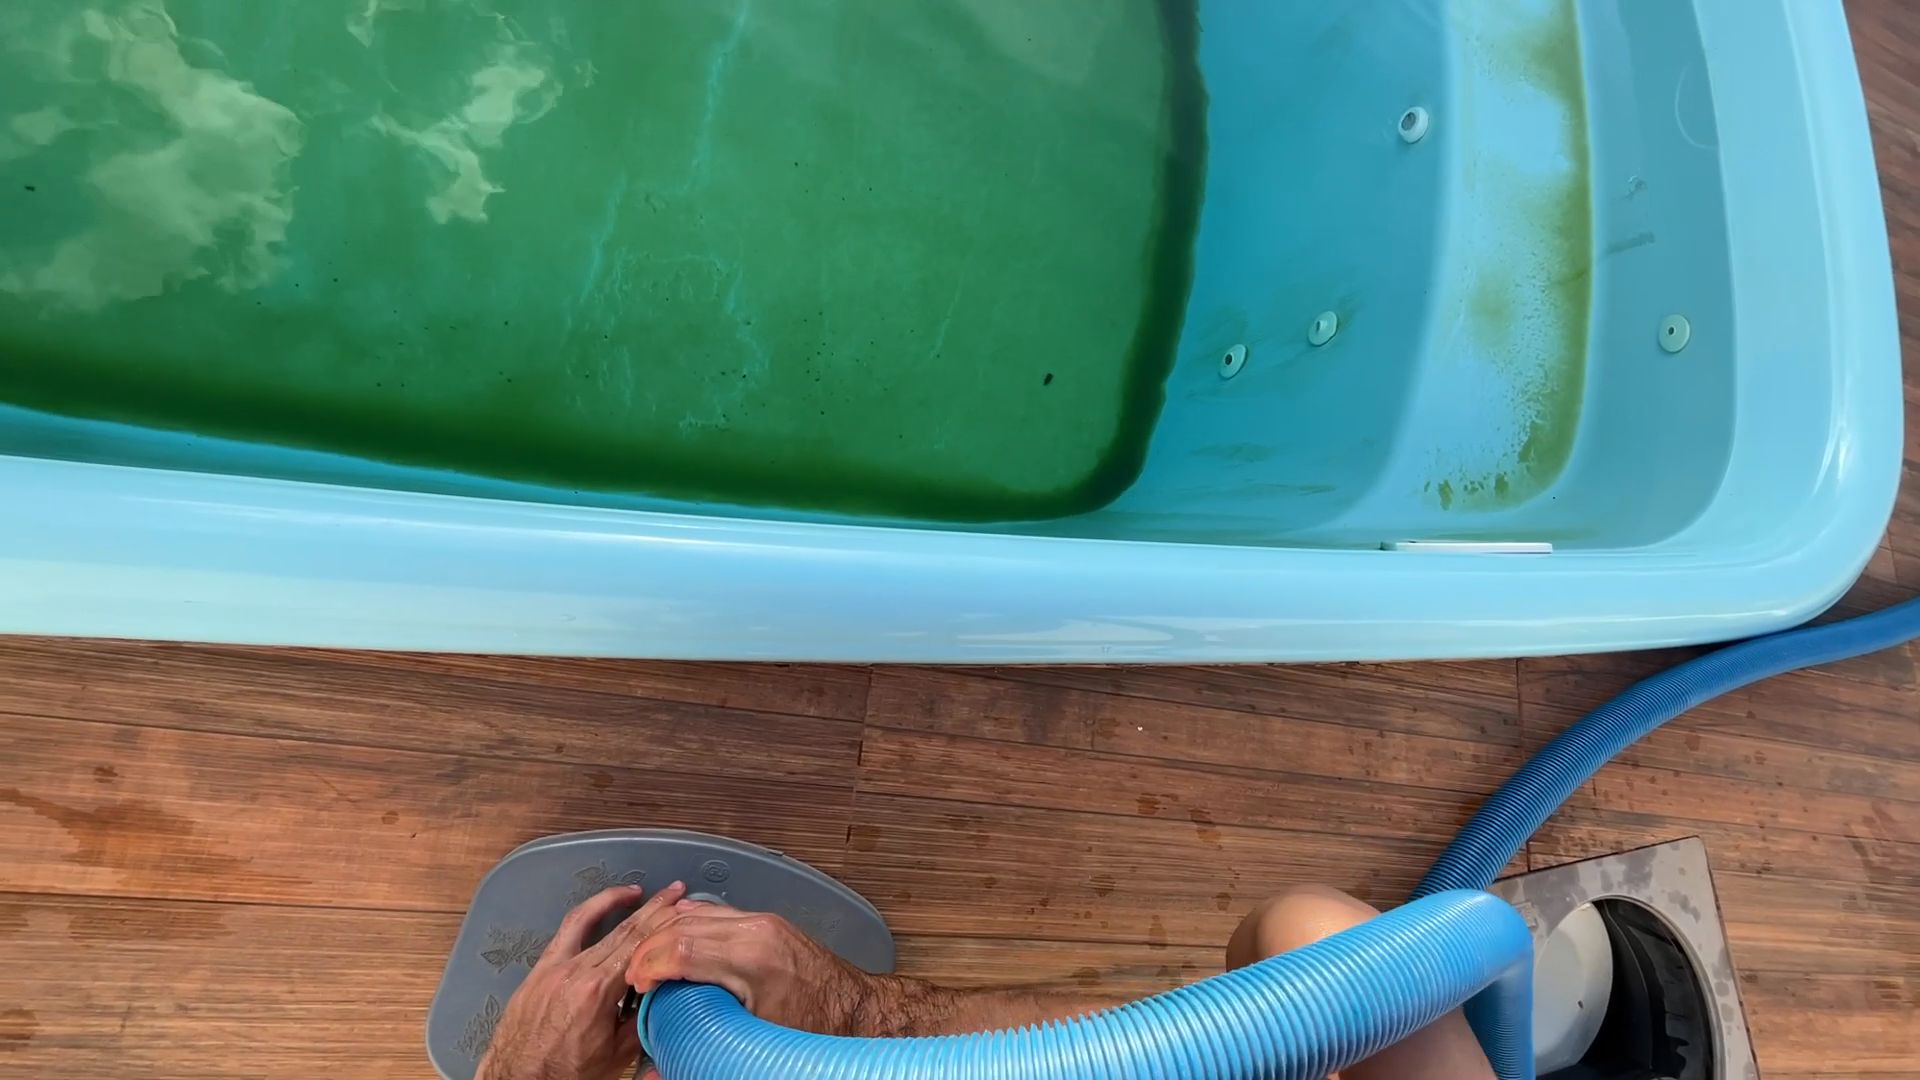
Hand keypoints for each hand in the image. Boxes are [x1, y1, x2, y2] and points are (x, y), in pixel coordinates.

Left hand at [478, 880, 688, 1079]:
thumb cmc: (569, 1077)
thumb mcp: (617, 1056)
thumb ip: (644, 1016)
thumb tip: (666, 987)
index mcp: (598, 991)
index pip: (641, 944)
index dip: (666, 924)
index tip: (685, 910)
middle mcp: (576, 971)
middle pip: (624, 927)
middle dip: (655, 906)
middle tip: (677, 890)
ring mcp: (554, 967)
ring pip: (590, 919)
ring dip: (617, 899)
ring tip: (637, 890)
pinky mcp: (539, 970)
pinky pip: (566, 931)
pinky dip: (587, 913)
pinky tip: (600, 908)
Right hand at [625, 900, 875, 1036]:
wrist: (856, 1011)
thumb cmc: (814, 1032)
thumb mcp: (753, 1043)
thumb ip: (701, 1049)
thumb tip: (656, 1071)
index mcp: (752, 958)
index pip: (684, 947)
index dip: (649, 963)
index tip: (634, 984)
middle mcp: (757, 929)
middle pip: (687, 924)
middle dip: (652, 947)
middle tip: (633, 976)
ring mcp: (764, 921)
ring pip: (702, 913)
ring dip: (670, 933)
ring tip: (650, 962)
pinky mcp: (769, 923)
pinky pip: (720, 914)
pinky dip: (693, 925)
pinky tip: (679, 941)